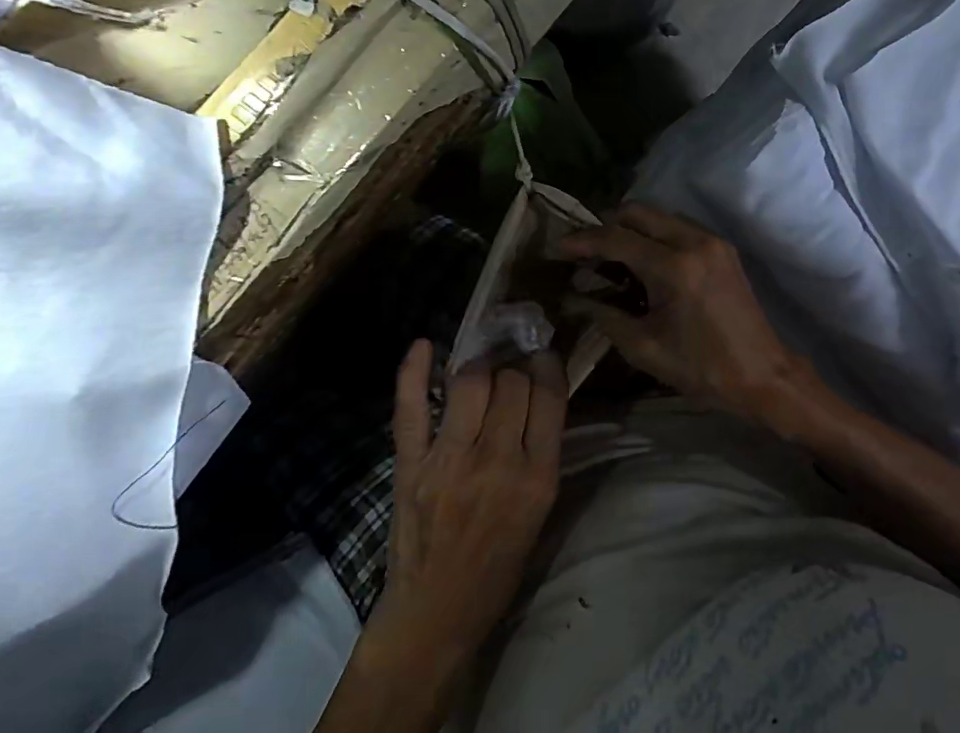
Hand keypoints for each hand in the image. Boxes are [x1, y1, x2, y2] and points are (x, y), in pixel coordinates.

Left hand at [377, 339, 565, 656]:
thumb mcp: (539, 515)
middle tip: (507, 375)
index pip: (549, 397)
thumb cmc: (497, 569)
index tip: (541, 358)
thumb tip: (537, 397)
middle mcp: (497, 463)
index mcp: (537, 479)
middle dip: (512, 370)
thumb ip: (540, 455)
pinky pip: (412, 406)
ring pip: (471, 381)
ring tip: (477, 373)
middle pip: (511, 383)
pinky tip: (424, 346)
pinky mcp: (410, 465)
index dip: (546, 367)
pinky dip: (414, 371)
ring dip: (477, 368)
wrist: (437, 613)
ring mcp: (449, 461)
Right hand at [555, 203, 821, 428]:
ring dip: (628, 229)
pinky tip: (640, 261)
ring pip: (657, 215)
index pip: (616, 238)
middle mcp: (694, 242)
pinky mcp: (721, 248)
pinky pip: (676, 226)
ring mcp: (712, 241)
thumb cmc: (702, 368)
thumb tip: (571, 298)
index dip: (581, 241)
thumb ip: (604, 314)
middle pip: (636, 212)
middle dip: (603, 226)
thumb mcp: (643, 347)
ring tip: (607, 257)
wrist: (763, 376)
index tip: (556, 248)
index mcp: (675, 268)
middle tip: (582, 250)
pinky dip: (652, 235)